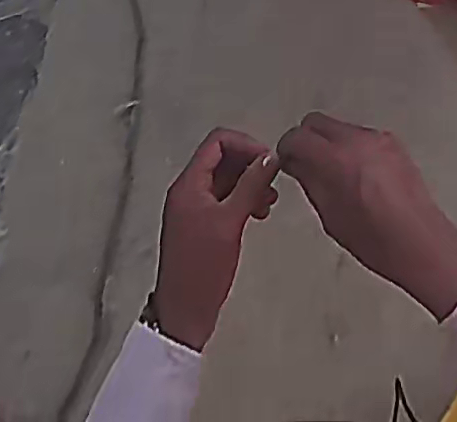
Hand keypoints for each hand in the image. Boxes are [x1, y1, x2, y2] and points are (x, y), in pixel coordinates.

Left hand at [154, 128, 281, 350]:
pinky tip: (259, 213)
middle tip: (273, 181)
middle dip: (250, 164)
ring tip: (270, 201)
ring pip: (226, 179)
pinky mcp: (203, 223)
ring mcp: (195, 206)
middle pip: (222, 158)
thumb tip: (270, 156)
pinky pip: (225, 198)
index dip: (245, 145)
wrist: (183, 314)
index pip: (218, 142)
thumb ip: (250, 185)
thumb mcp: (230, 221)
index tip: (268, 160)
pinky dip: (243, 199)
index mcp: (189, 183)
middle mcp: (190, 189)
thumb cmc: (203, 266)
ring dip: (249, 182)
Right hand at [277, 113, 456, 320]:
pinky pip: (361, 136)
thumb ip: (310, 181)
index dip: (287, 148)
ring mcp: (376, 138)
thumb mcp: (330, 217)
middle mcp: (356, 140)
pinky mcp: (392, 142)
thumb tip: (296, 163)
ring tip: (336, 173)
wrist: (422, 243)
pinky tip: (359, 175)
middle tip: (306, 162)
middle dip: (306, 138)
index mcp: (336, 160)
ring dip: (330, 143)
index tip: (287, 160)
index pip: (297, 136)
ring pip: (339, 127)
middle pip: (316, 122)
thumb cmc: (376, 240)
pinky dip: (352, 147)